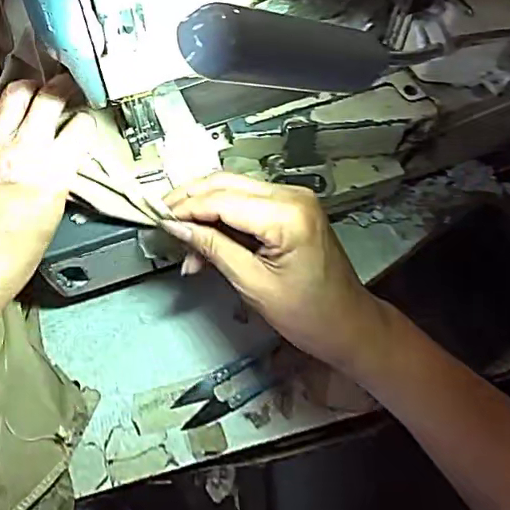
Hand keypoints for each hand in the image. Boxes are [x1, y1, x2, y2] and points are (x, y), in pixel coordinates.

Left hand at [0, 79, 95, 316]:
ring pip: (15, 91)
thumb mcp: (54, 210)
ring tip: (34, 98)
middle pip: (48, 96)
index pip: (79, 126)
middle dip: (62, 89)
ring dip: (29, 91)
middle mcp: (19, 149)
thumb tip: (67, 146)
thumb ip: (62, 170)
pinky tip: (0, 116)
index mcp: (49, 171)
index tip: (84, 119)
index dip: (86, 120)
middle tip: (65, 91)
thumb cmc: (14, 252)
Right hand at [160, 173, 391, 370]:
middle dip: (190, 200)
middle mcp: (291, 196)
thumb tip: (176, 226)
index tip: (158, 219)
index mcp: (287, 215)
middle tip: (162, 218)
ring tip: (181, 237)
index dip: (186, 208)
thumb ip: (212, 248)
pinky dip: (221, 216)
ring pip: (232, 188)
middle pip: (225, 183)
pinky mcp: (289, 206)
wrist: (351, 326)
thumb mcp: (253, 284)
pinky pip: (245, 201)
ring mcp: (292, 198)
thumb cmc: (310, 315)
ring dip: (203, 209)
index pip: (222, 200)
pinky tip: (204, 239)